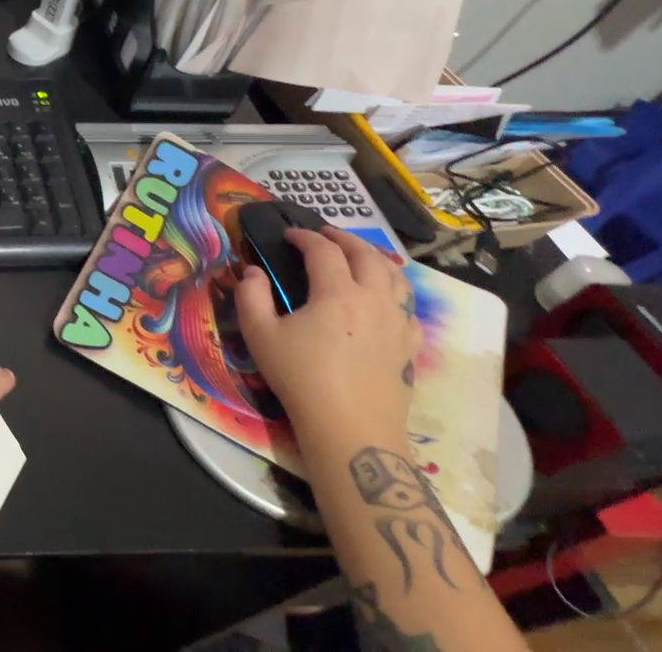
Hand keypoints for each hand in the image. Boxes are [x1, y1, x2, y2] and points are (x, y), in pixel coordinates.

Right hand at [235, 227, 420, 456]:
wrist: (350, 428)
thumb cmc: (300, 378)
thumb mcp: (260, 335)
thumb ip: (251, 296)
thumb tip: (252, 272)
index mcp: (337, 293)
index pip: (323, 250)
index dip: (304, 237)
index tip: (288, 234)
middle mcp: (374, 299)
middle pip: (367, 255)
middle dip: (344, 238)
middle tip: (324, 234)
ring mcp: (398, 322)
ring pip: (396, 276)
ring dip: (375, 257)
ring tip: (359, 255)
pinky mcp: (410, 344)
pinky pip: (408, 305)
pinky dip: (395, 289)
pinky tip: (384, 296)